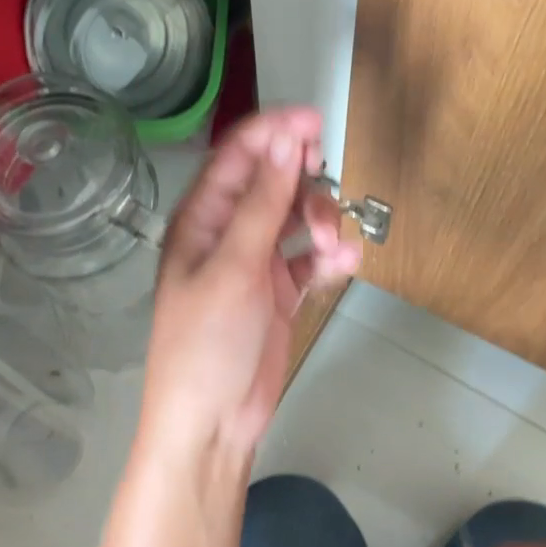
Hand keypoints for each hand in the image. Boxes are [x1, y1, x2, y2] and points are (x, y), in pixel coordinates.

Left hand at [135, 107, 362, 463]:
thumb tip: (286, 141)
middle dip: (302, 178)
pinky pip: (309, 258)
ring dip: (318, 219)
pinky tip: (343, 263)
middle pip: (272, 181)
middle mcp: (228, 231)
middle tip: (327, 176)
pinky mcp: (279, 291)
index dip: (274, 131)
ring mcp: (255, 261)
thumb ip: (262, 204)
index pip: (238, 155)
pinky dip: (327, 255)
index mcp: (202, 217)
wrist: (211, 425)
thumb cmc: (207, 342)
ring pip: (295, 217)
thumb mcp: (234, 267)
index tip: (315, 121)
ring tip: (329, 242)